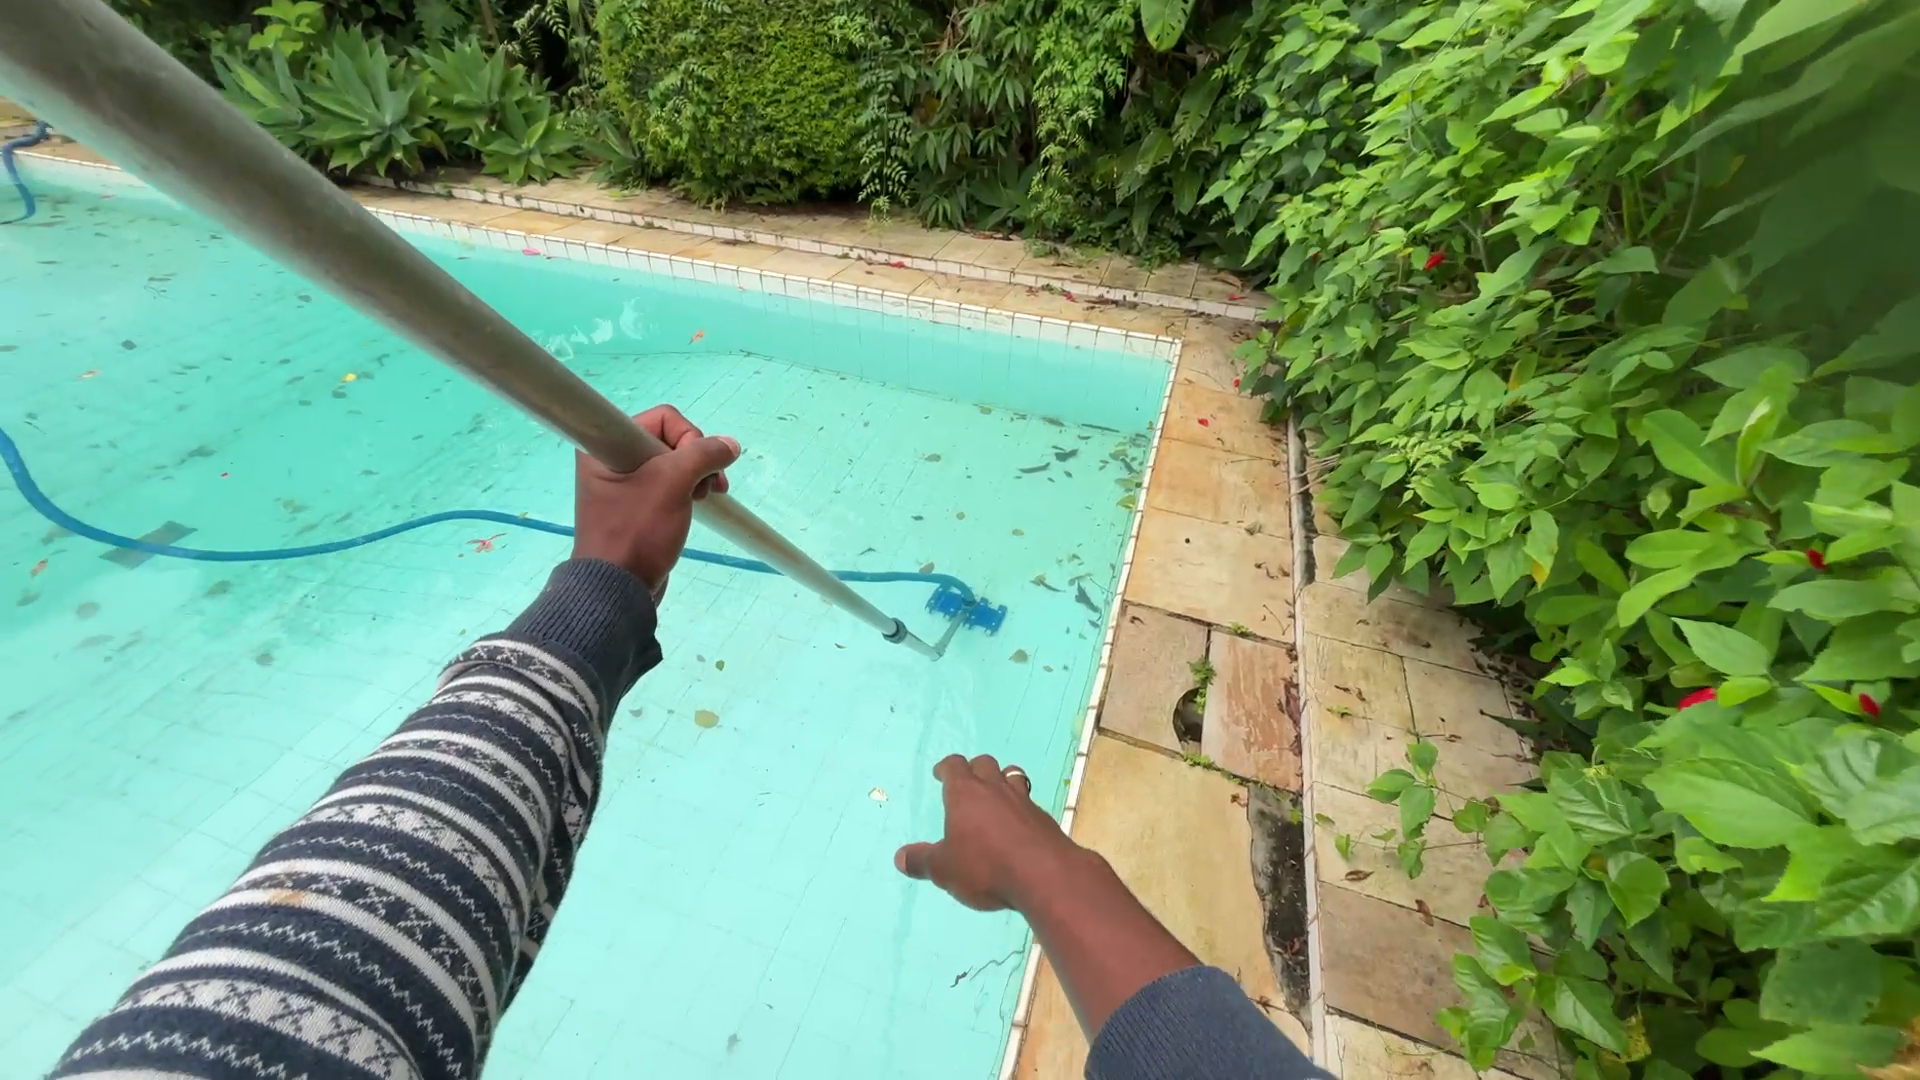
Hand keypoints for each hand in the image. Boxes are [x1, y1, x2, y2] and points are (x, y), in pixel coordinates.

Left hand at [571, 405, 739, 592]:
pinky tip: (698, 504)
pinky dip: (688, 489)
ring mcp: (625, 482)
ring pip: (674, 462)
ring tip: (705, 497)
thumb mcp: (673, 484)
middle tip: (707, 486)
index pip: (662, 418)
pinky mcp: (637, 503)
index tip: (695, 465)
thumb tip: (730, 444)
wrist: (619, 588)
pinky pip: (669, 482)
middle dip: (697, 460)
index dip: (688, 436)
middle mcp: (612, 458)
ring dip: (698, 476)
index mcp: (607, 446)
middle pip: (671, 439)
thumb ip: (704, 456)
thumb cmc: (638, 530)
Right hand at [894, 754, 1088, 912]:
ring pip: (1011, 775)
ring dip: (1002, 780)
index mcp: (965, 793)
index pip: (954, 766)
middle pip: (984, 763)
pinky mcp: (1042, 817)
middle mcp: (993, 788)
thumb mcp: (945, 869)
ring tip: (996, 795)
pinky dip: (1020, 807)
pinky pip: (1028, 801)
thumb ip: (922, 861)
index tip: (941, 772)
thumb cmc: (985, 866)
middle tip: (968, 781)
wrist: (1043, 874)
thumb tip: (899, 857)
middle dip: (974, 768)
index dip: (946, 767)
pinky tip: (1018, 824)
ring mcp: (1022, 800)